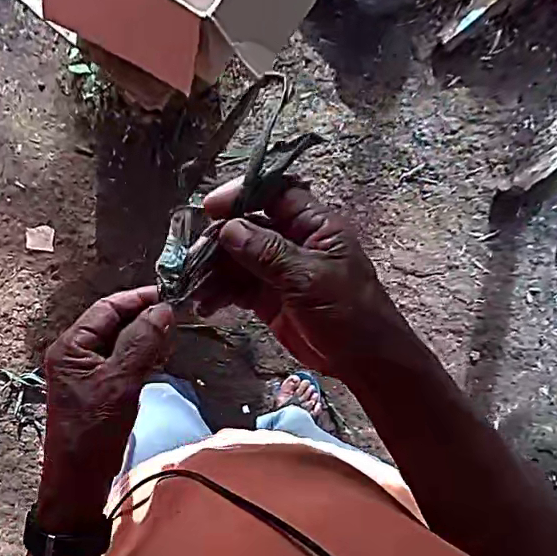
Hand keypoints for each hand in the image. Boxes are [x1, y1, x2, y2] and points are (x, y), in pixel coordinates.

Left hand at [38, 286, 173, 528]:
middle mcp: (74, 355)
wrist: (80, 480)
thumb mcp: (120, 383)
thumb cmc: (93, 433)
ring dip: (144, 338)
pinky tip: (158, 361)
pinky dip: (141, 358)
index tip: (168, 296)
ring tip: (170, 339)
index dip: (137, 299)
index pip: (106, 308)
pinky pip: (121, 363)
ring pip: (119, 343)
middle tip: (174, 320)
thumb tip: (162, 310)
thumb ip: (141, 342)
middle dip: (143, 318)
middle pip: (112, 323)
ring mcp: (84, 373)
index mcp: (70, 347)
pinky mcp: (96, 389)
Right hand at [194, 179, 408, 378]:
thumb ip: (268, 254)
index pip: (275, 195)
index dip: (242, 195)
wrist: (362, 360)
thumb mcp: (309, 279)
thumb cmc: (349, 313)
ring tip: (195, 288)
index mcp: (314, 226)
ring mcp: (278, 271)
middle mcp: (293, 242)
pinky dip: (220, 293)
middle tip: (194, 257)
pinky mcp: (268, 298)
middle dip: (219, 241)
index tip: (211, 208)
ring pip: (237, 260)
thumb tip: (229, 229)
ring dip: (214, 272)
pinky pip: (237, 287)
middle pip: (248, 228)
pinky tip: (206, 304)